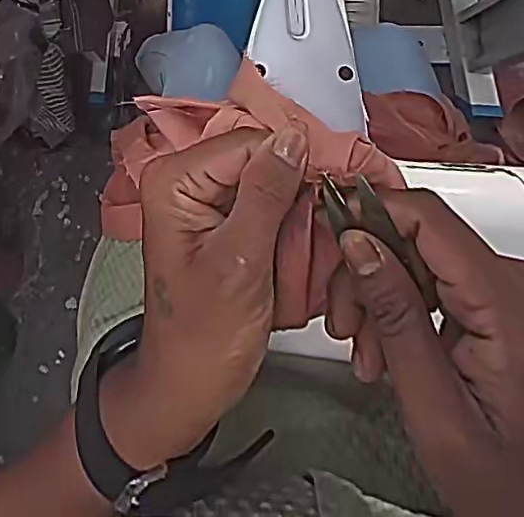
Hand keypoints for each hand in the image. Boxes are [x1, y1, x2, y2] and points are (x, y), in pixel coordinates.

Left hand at [101, 123, 308, 468]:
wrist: (188, 386)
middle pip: (269, 161)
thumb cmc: (199, 338)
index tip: (346, 178)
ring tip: (305, 267)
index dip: (302, 160)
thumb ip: (266, 195)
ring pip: (283, 185)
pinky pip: (280, 207)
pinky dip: (299, 234)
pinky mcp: (234, 216)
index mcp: (177, 179)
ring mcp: (215, 197)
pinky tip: (303, 266)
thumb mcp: (237, 263)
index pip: (253, 143)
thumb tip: (293, 138)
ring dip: (305, 222)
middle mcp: (194, 178)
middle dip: (304, 199)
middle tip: (332, 235)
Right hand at [326, 188, 523, 516]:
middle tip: (348, 322)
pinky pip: (442, 276)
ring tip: (372, 350)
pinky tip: (395, 343)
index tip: (332, 228)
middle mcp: (521, 283)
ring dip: (386, 294)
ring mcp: (517, 290)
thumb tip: (361, 245)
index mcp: (512, 304)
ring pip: (424, 257)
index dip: (373, 211)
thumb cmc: (515, 488)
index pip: (429, 217)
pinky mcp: (507, 300)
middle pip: (421, 237)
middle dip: (372, 272)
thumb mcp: (436, 411)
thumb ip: (396, 317)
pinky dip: (409, 303)